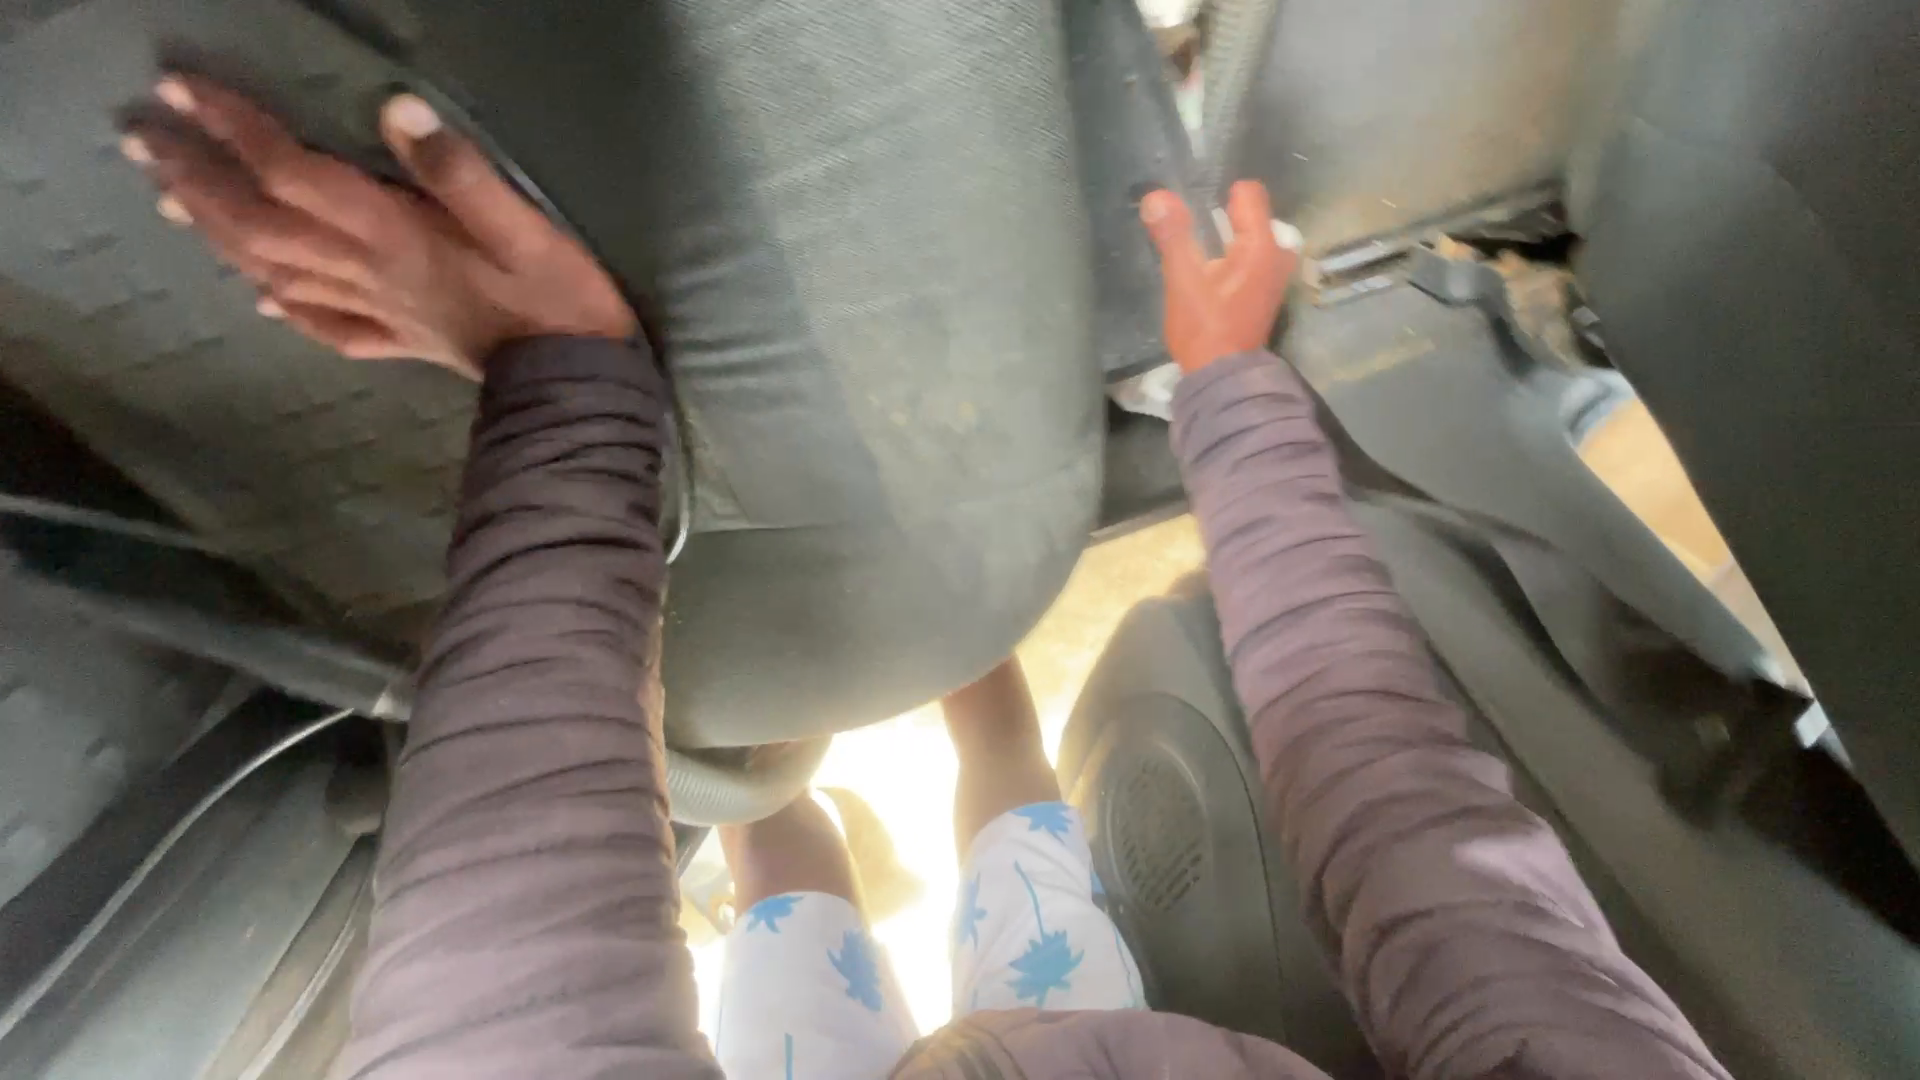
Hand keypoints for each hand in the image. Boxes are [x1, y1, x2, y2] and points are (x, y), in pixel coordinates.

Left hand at [122, 75, 636, 379]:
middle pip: (266, 227)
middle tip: (147, 142)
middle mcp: (375, 275)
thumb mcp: (529, 231)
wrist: (582, 385)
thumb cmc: (564, 305)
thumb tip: (398, 109)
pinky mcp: (412, 346)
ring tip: (178, 207)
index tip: (183, 88)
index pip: (295, 175)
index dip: (237, 129)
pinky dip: (295, 314)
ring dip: (225, 239)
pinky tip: (270, 304)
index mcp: (398, 239)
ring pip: (285, 275)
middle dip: (200, 181)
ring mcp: (389, 316)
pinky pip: (339, 332)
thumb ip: (464, 175)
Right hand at [1139, 181, 1297, 373]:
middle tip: (1194, 247)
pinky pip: (1251, 259)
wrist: (1222, 377)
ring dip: (1225, 244)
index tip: (1194, 222)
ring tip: (1200, 265)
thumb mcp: (1183, 280)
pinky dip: (1232, 262)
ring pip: (1248, 239)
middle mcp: (1280, 253)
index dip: (1218, 199)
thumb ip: (1173, 235)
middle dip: (1221, 223)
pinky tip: (1212, 282)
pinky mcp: (1267, 292)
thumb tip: (1156, 196)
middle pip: (1248, 215)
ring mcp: (1277, 274)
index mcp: (1264, 244)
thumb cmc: (1203, 328)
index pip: (1248, 192)